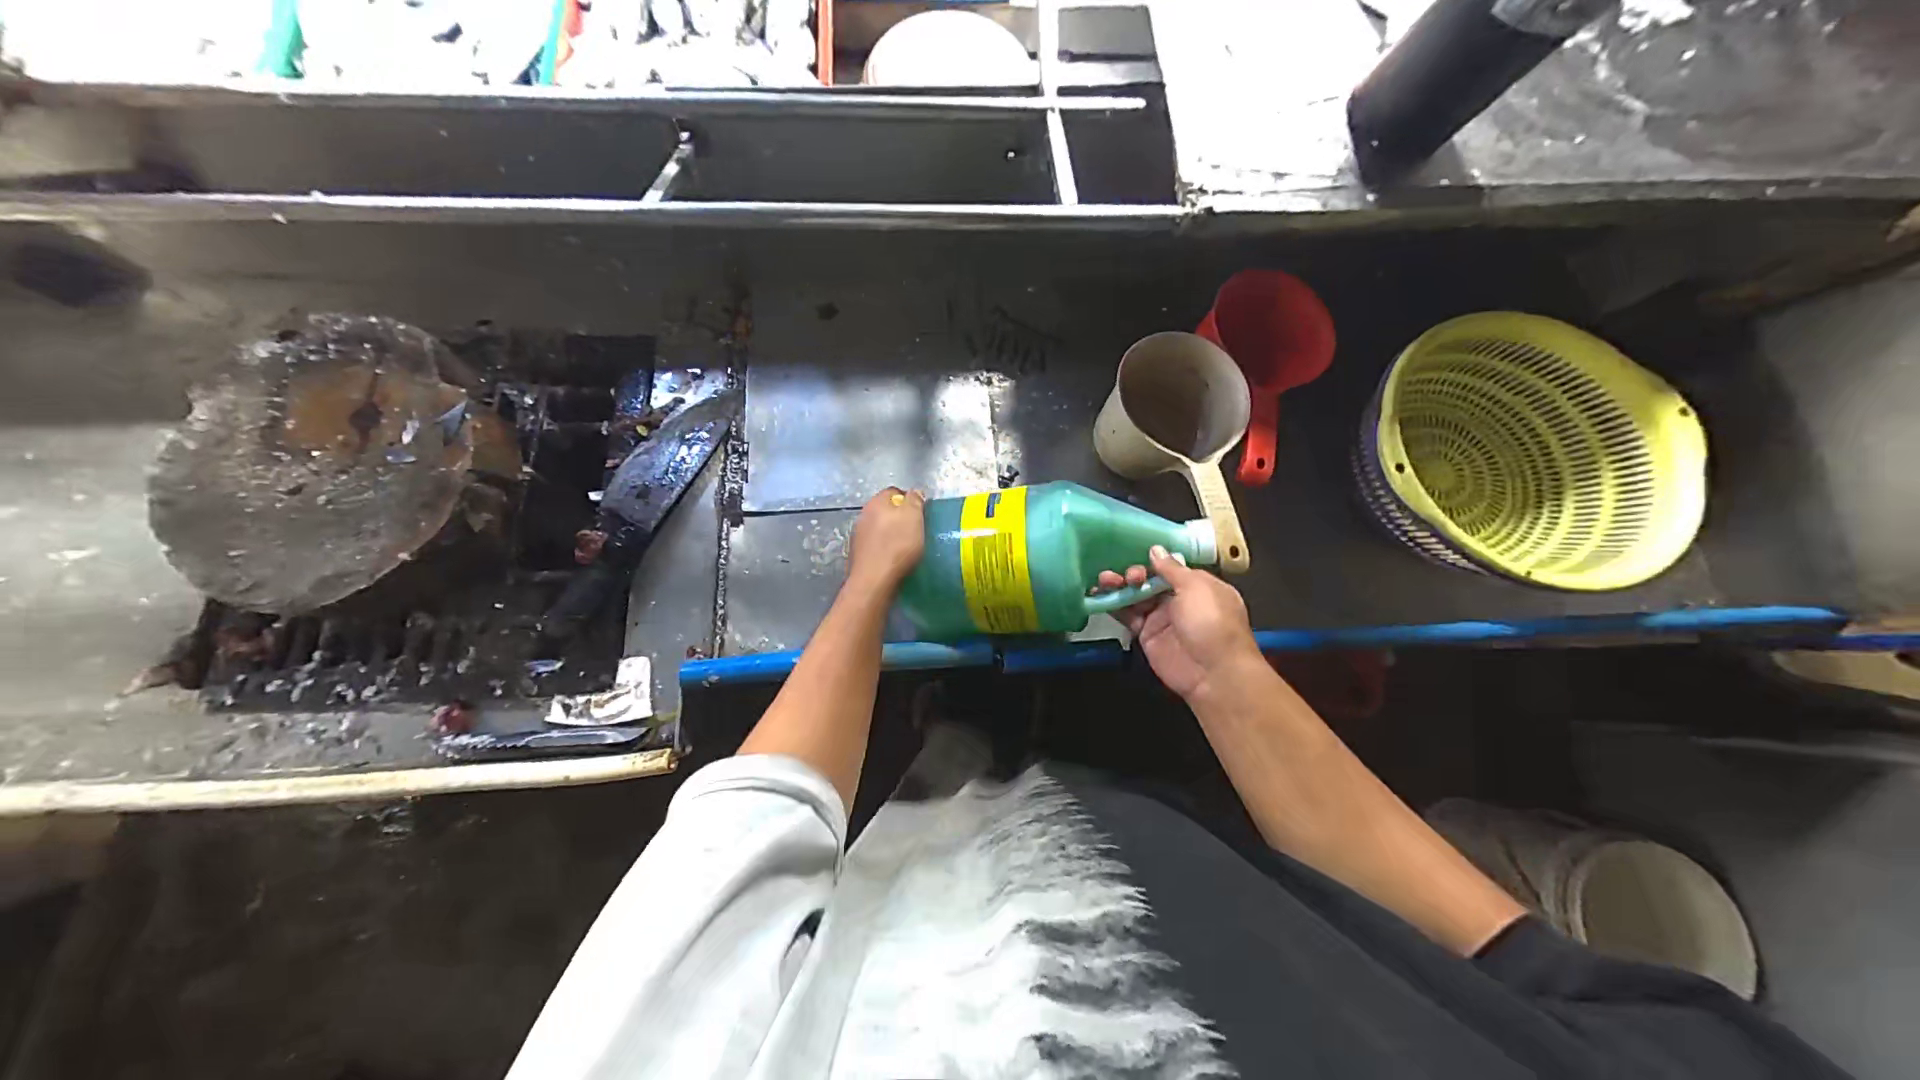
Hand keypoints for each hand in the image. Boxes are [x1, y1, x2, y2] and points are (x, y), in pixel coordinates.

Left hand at [847, 487, 925, 593]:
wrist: (874, 581)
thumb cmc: (897, 546)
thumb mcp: (913, 517)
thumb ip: (915, 500)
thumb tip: (915, 493)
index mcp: (876, 502)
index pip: (895, 492)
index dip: (910, 500)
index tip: (921, 514)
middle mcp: (863, 515)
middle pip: (886, 510)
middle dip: (900, 517)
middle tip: (916, 530)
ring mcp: (858, 536)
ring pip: (880, 528)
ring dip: (892, 534)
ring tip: (907, 547)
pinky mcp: (858, 554)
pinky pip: (876, 545)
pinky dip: (885, 548)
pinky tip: (894, 559)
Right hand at [1095, 545, 1261, 700]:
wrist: (1213, 673)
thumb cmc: (1212, 622)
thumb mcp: (1196, 587)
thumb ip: (1172, 568)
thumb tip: (1155, 550)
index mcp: (1197, 585)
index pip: (1169, 567)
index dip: (1151, 561)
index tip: (1135, 555)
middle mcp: (1178, 599)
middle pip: (1148, 580)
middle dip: (1133, 573)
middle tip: (1125, 576)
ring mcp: (1161, 618)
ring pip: (1134, 597)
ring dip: (1119, 586)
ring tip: (1104, 580)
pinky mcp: (1146, 635)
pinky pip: (1126, 616)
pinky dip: (1112, 606)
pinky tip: (1098, 595)